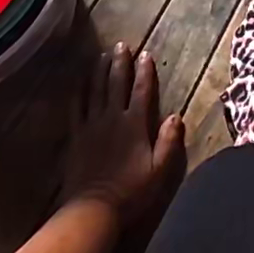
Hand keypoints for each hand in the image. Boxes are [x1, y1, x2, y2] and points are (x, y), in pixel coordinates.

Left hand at [62, 43, 182, 220]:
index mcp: (134, 124)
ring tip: (102, 55)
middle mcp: (113, 117)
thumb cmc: (131, 192)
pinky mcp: (77, 134)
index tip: (145, 54)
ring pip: (96, 90)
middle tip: (121, 44)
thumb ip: (168, 142)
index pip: (141, 91)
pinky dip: (78, 92)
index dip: (145, 72)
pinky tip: (78, 83)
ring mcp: (92, 124)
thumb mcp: (158, 170)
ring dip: (100, 71)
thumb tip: (176, 115)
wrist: (94, 207)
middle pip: (117, 84)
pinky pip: (76, 107)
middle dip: (120, 63)